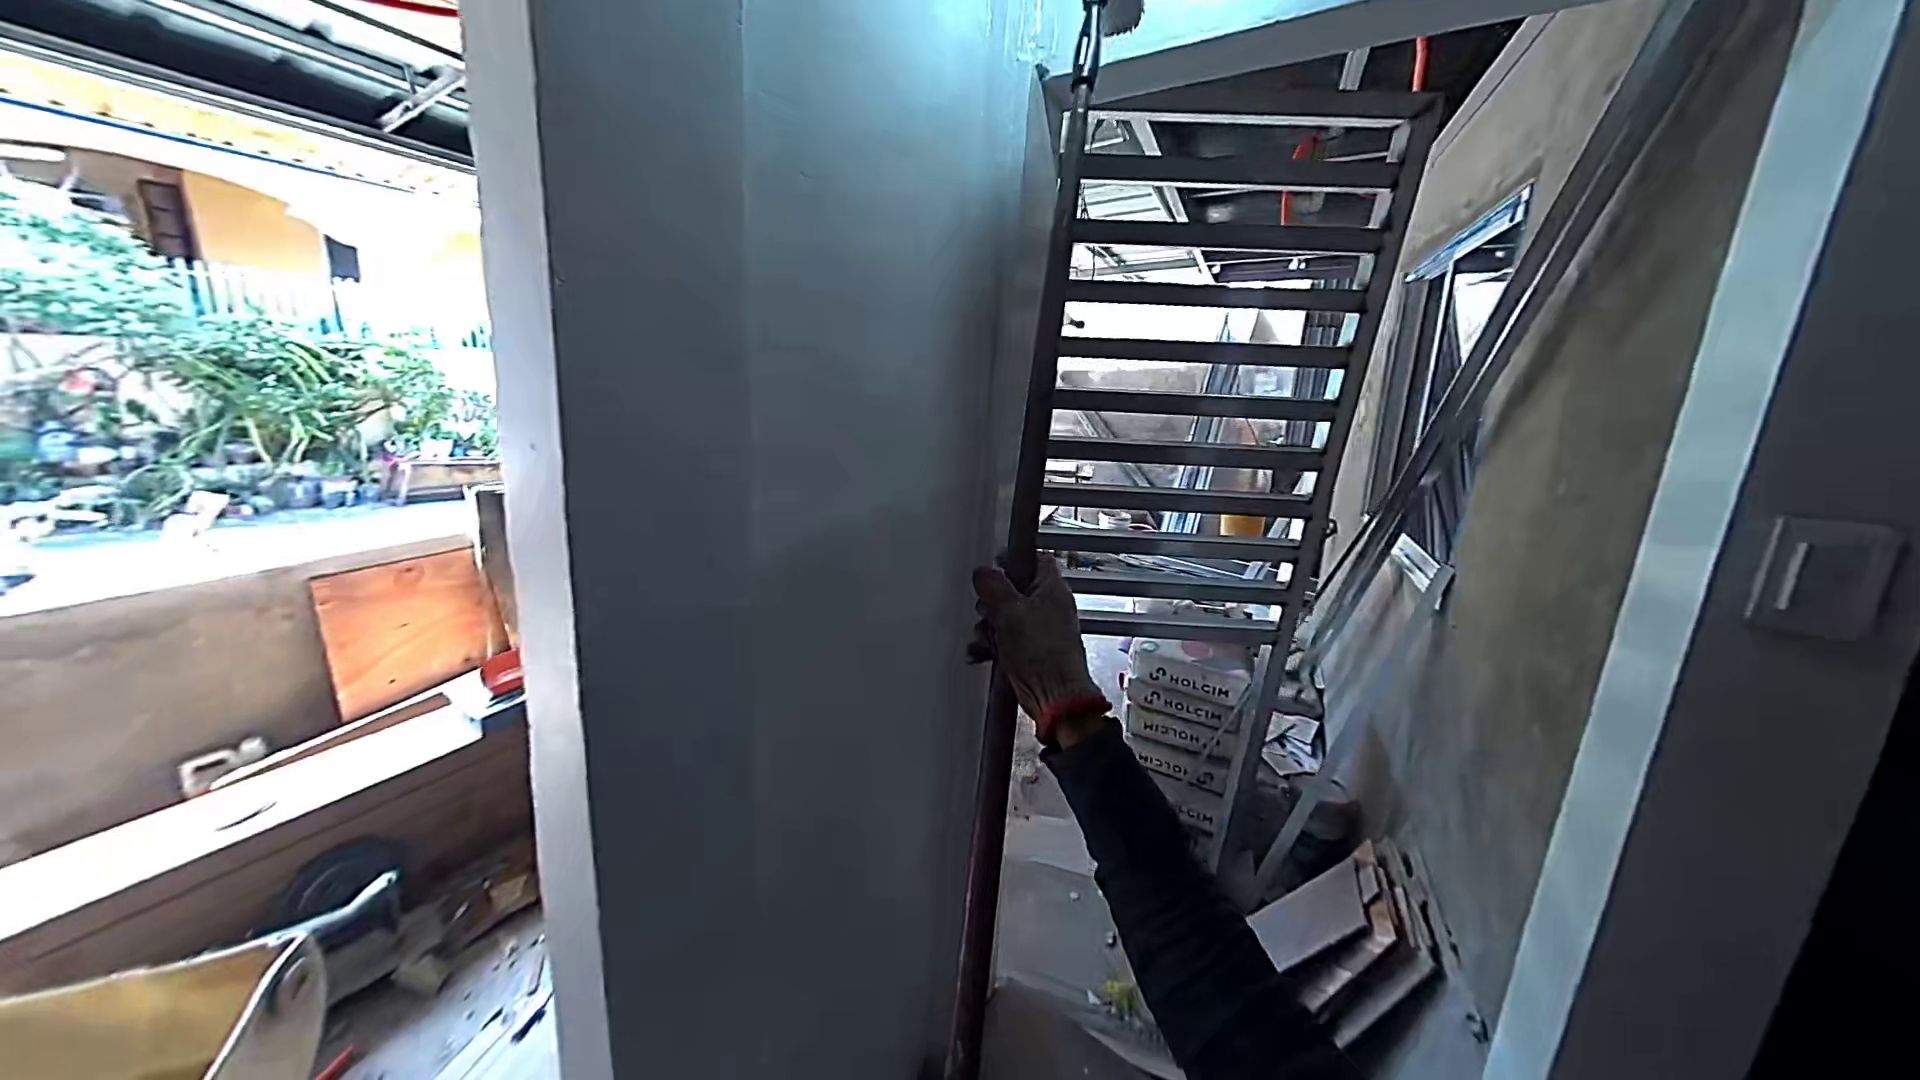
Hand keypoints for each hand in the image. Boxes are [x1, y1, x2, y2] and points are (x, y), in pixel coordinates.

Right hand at [969, 555, 1109, 746]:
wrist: (1053, 695)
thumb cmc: (1045, 654)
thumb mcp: (1009, 611)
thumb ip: (994, 587)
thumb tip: (984, 573)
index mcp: (1051, 589)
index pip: (1035, 560)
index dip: (1013, 559)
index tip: (996, 562)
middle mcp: (1048, 608)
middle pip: (1012, 591)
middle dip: (992, 602)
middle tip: (988, 610)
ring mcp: (1039, 630)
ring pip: (1004, 617)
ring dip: (988, 627)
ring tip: (986, 637)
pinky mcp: (1030, 651)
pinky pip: (1005, 640)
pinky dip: (991, 645)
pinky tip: (982, 652)